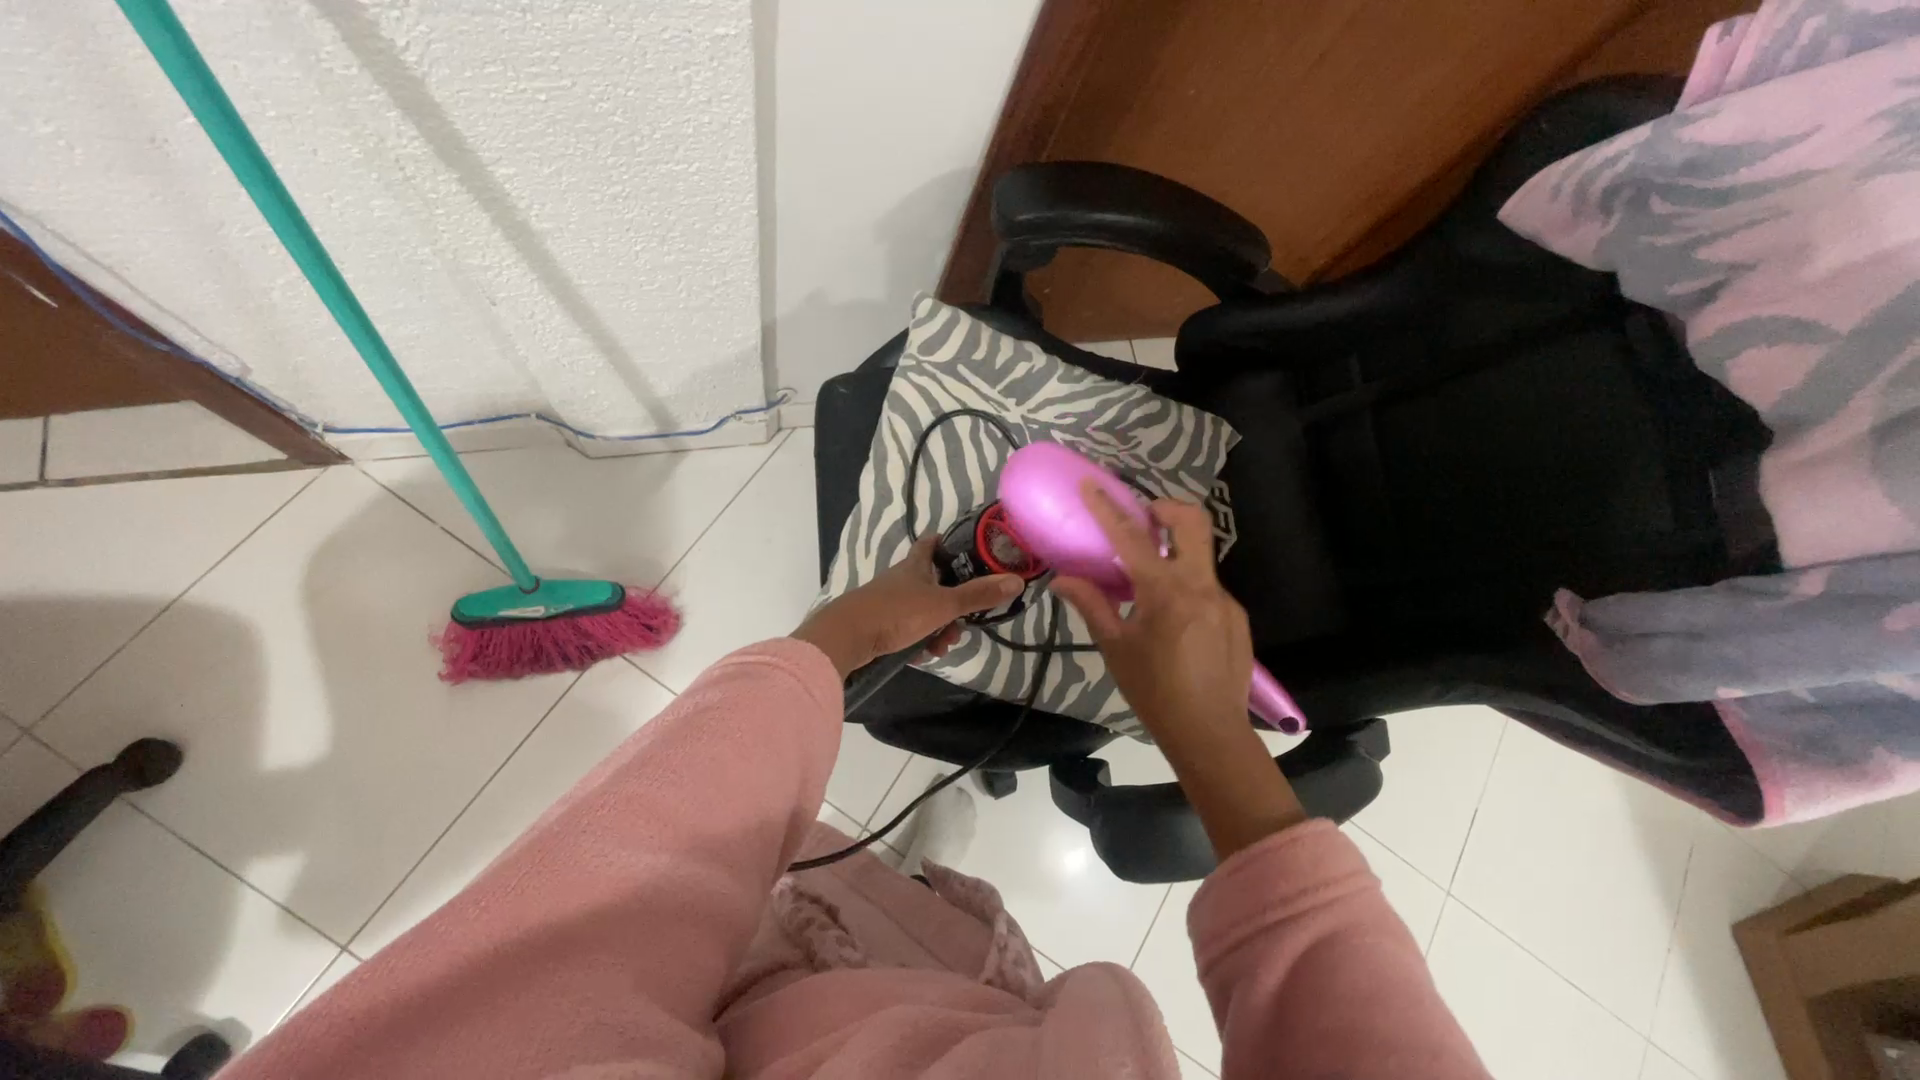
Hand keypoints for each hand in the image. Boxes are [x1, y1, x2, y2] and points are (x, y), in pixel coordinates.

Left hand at [795, 534, 1023, 678]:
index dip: (947, 543)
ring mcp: (887, 602)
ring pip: (922, 611)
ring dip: (937, 629)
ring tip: (940, 647)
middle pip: (933, 585)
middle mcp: (901, 580)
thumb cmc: (896, 613)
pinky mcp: (878, 624)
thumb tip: (1015, 581)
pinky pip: (907, 630)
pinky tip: (921, 656)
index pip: (931, 544)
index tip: (966, 550)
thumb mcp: (943, 605)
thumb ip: (978, 595)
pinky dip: (919, 641)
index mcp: (915, 566)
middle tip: (961, 624)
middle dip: (953, 606)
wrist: (847, 637)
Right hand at [1051, 481, 1307, 855]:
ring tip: (1147, 582)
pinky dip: (1184, 586)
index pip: (1132, 538)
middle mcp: (1201, 586)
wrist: (1210, 734)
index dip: (1108, 508)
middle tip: (1140, 520)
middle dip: (1165, 508)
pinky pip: (1207, 586)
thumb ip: (1092, 605)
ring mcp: (1224, 599)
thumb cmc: (1154, 693)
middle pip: (1192, 521)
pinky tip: (1171, 621)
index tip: (1092, 485)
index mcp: (1165, 593)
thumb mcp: (1116, 649)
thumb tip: (1062, 579)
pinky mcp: (1236, 616)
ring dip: (1173, 551)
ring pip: (1200, 555)